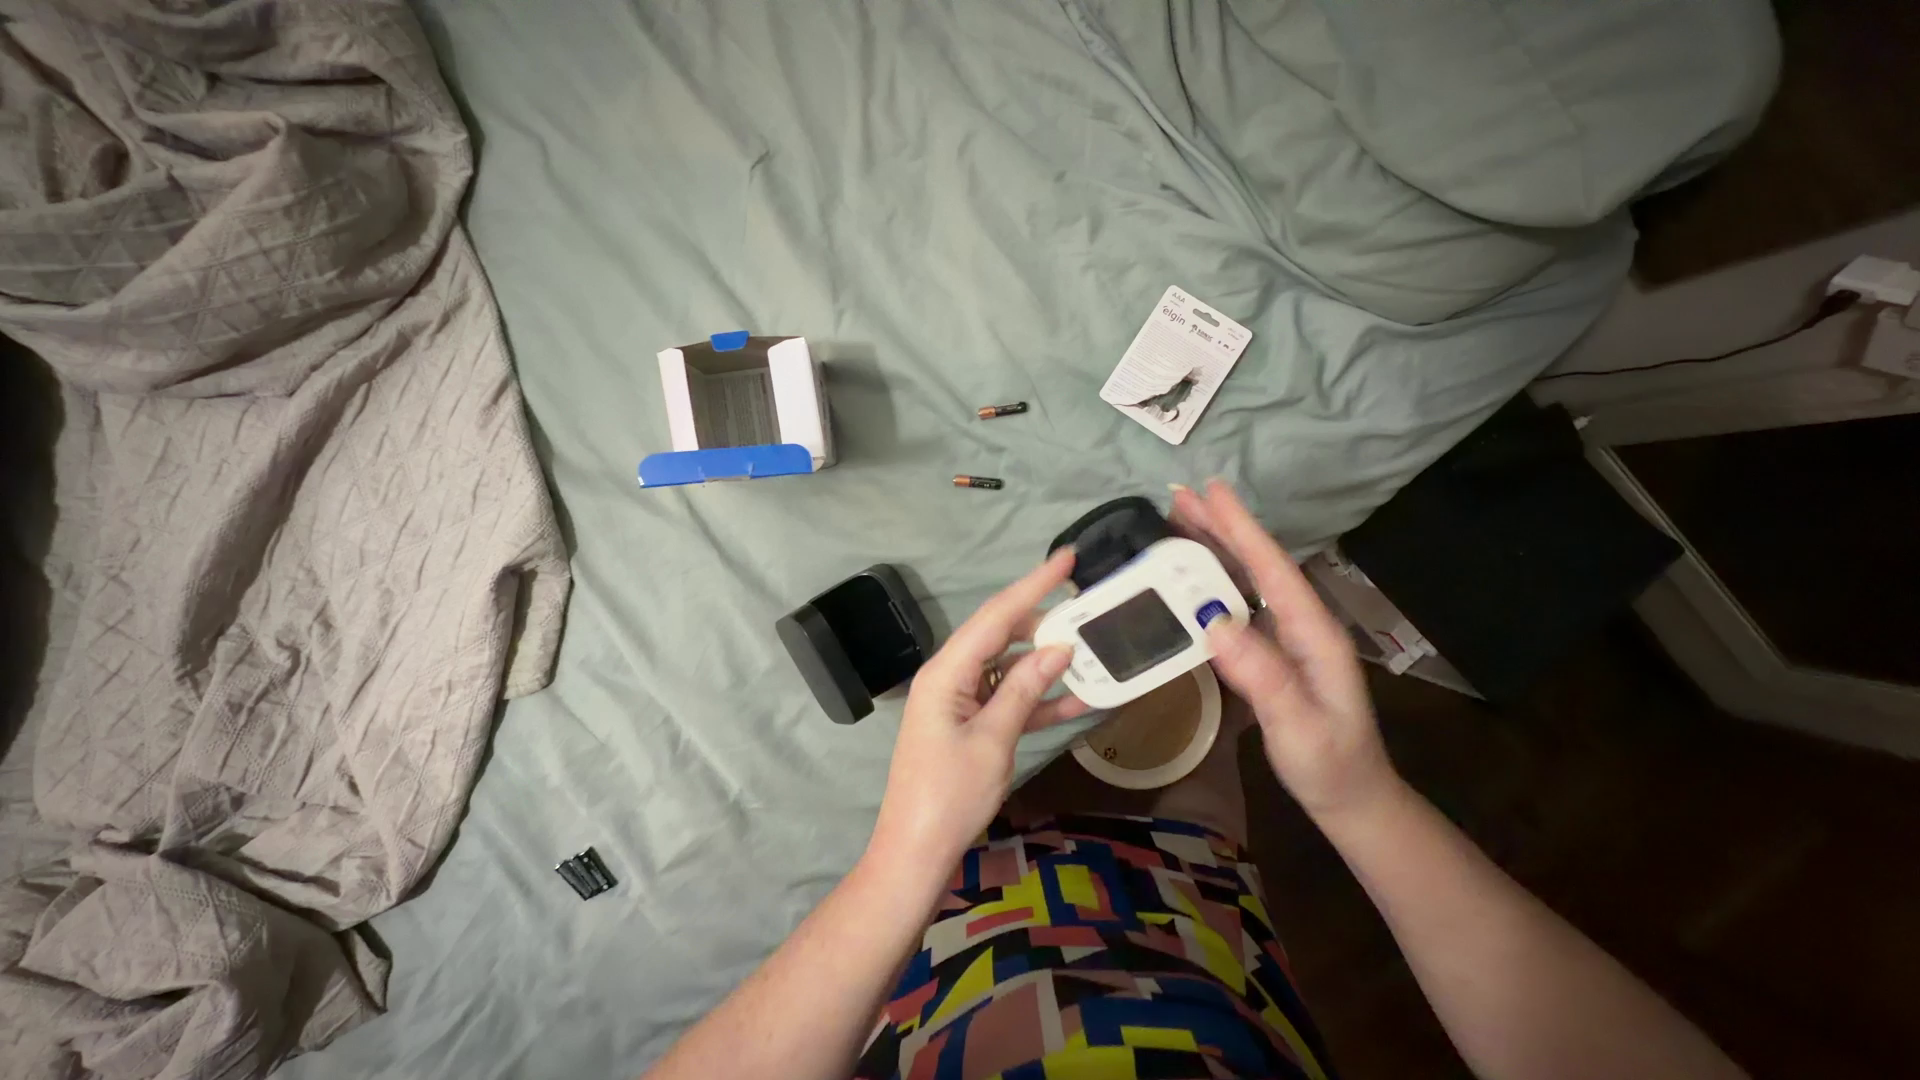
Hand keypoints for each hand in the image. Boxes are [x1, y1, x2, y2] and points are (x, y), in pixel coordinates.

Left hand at [870, 548, 1088, 871]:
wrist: (916, 852)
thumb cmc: (949, 795)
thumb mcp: (993, 741)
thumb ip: (1024, 690)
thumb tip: (1058, 647)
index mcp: (945, 672)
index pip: (994, 616)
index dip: (1032, 585)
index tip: (1066, 558)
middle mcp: (949, 678)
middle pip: (1000, 636)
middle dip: (1042, 622)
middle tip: (1086, 610)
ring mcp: (958, 703)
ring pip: (1007, 668)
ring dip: (1045, 664)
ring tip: (1090, 650)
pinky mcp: (969, 727)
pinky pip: (1006, 702)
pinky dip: (1036, 701)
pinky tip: (1077, 701)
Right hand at [1170, 480, 1398, 819]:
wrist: (1350, 796)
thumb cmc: (1329, 763)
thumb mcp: (1299, 726)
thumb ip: (1263, 676)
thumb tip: (1215, 624)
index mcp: (1314, 632)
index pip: (1274, 570)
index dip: (1241, 529)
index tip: (1211, 491)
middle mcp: (1301, 624)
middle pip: (1257, 565)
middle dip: (1220, 528)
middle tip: (1177, 497)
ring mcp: (1286, 637)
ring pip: (1245, 581)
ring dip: (1212, 549)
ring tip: (1175, 523)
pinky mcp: (1270, 653)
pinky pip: (1236, 605)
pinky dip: (1209, 583)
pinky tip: (1187, 579)